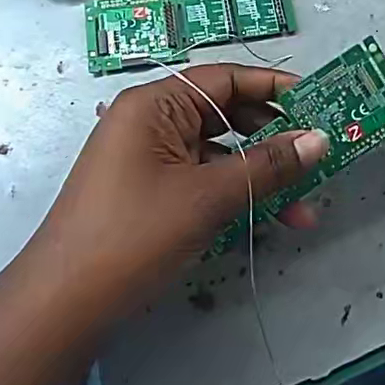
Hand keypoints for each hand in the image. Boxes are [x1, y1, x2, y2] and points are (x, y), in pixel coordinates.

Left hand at [0, 63, 328, 384]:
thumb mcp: (208, 196)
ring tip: (306, 204)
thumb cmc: (135, 234)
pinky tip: (269, 219)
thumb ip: (268, 165)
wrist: (64, 305)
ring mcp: (149, 158)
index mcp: (155, 104)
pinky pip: (202, 179)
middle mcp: (150, 121)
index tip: (320, 100)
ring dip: (260, 177)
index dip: (274, 88)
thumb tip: (319, 140)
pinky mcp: (151, 191)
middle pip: (225, 116)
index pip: (225, 80)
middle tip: (318, 155)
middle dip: (274, 140)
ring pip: (219, 154)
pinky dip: (235, 195)